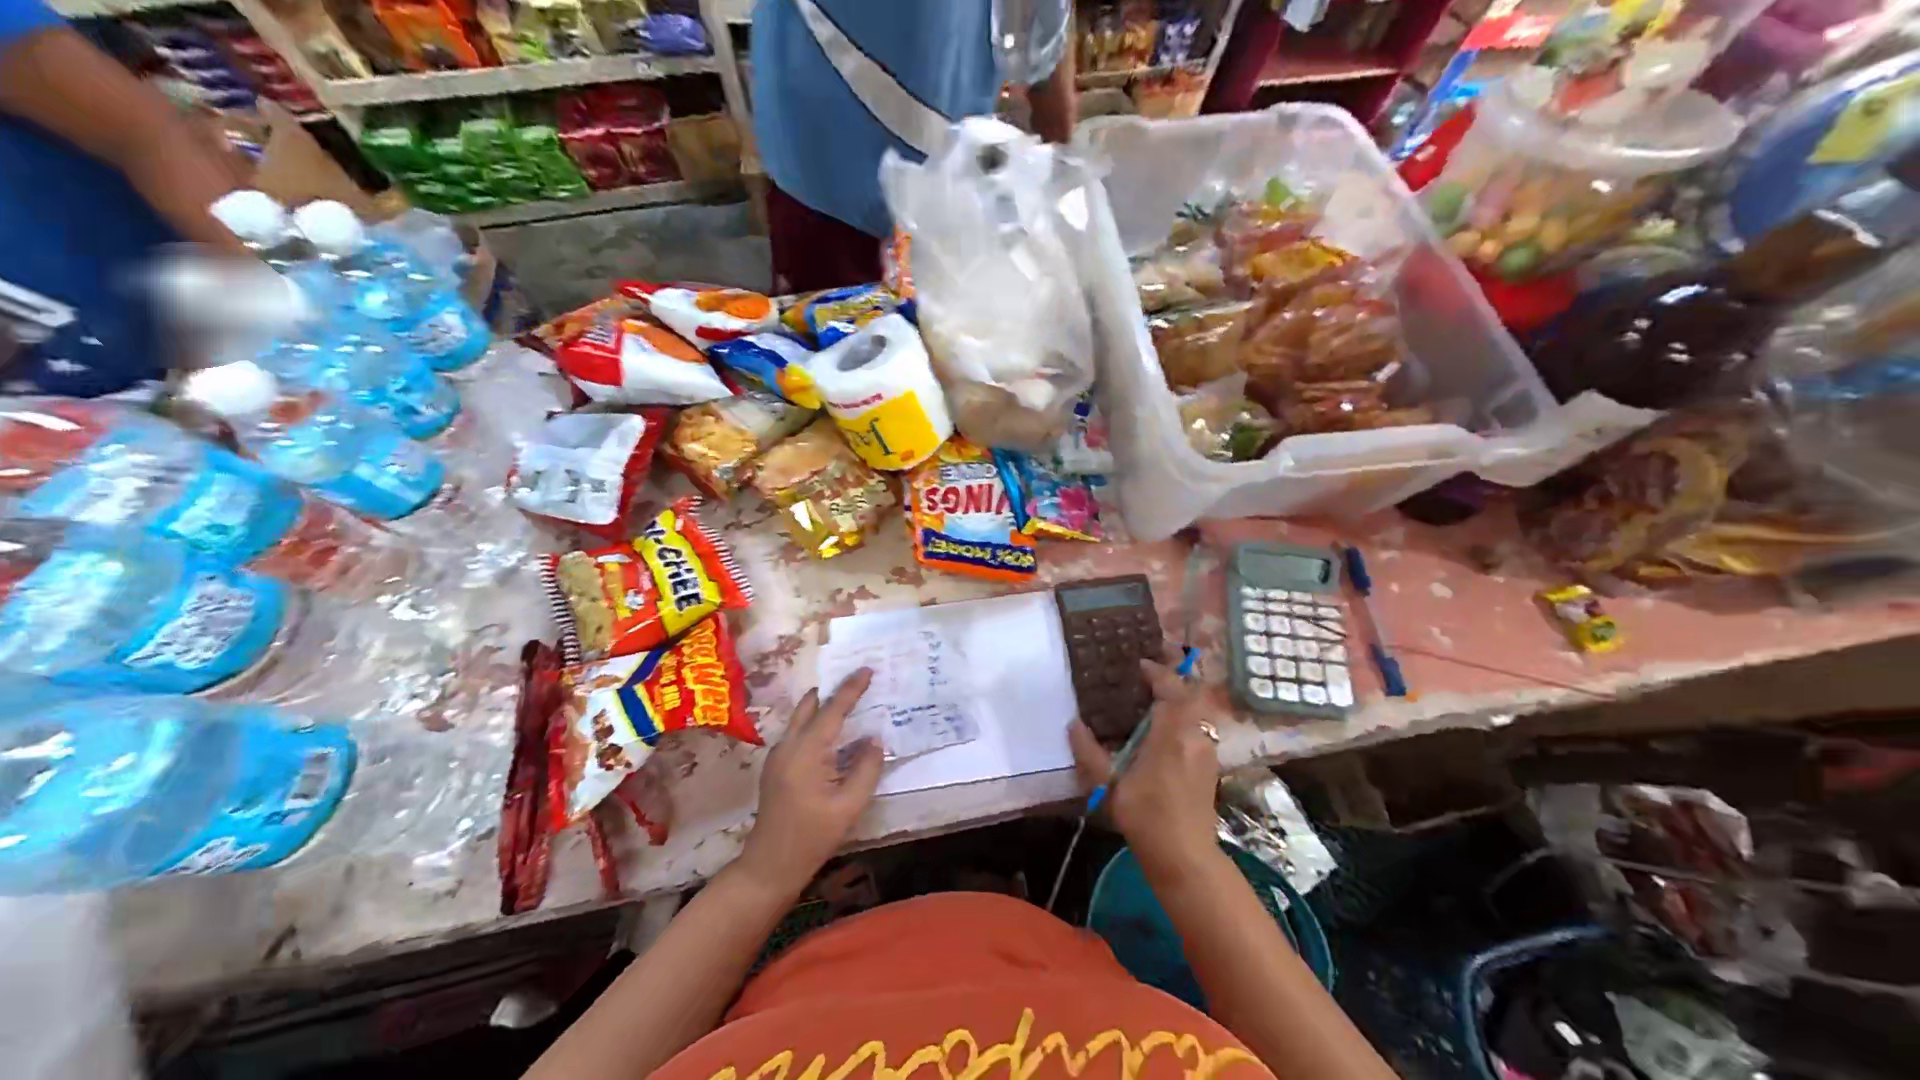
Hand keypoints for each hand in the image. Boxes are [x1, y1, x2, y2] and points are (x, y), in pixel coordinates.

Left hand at [738, 669, 883, 892]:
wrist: (769, 865)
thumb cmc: (812, 837)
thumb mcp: (849, 806)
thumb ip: (866, 769)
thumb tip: (873, 740)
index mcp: (807, 751)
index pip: (833, 710)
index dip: (851, 688)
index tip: (867, 669)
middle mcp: (788, 745)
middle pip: (810, 705)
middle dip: (833, 690)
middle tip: (857, 681)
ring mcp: (777, 756)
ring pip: (801, 718)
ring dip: (822, 706)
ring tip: (848, 702)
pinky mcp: (776, 767)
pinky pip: (796, 733)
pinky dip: (815, 723)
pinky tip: (832, 735)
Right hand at [1069, 657, 1221, 873]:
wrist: (1185, 857)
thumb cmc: (1146, 817)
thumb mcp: (1109, 785)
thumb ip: (1089, 752)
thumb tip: (1073, 725)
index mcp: (1173, 735)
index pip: (1171, 689)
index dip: (1156, 672)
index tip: (1138, 665)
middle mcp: (1196, 737)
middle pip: (1192, 694)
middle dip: (1174, 678)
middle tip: (1150, 671)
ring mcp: (1207, 751)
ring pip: (1199, 711)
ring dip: (1181, 697)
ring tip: (1155, 695)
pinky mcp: (1210, 766)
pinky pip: (1200, 727)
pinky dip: (1186, 715)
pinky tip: (1166, 726)